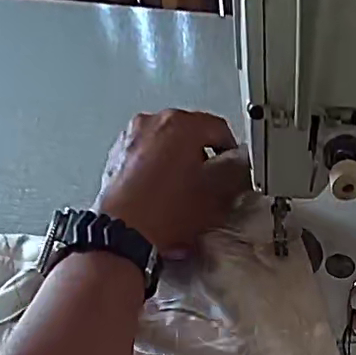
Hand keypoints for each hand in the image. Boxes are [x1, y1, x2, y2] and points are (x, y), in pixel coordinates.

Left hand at [94, 110, 250, 252]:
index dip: (233, 151)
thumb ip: (234, 176)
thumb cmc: (166, 212)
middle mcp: (152, 123)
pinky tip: (165, 197)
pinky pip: (147, 157)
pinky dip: (158, 171)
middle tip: (213, 182)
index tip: (235, 167)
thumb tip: (238, 169)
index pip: (219, 128)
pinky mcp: (117, 155)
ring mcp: (131, 137)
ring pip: (166, 144)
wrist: (126, 231)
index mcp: (180, 125)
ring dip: (180, 162)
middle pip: (190, 133)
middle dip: (204, 156)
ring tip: (186, 192)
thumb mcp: (216, 196)